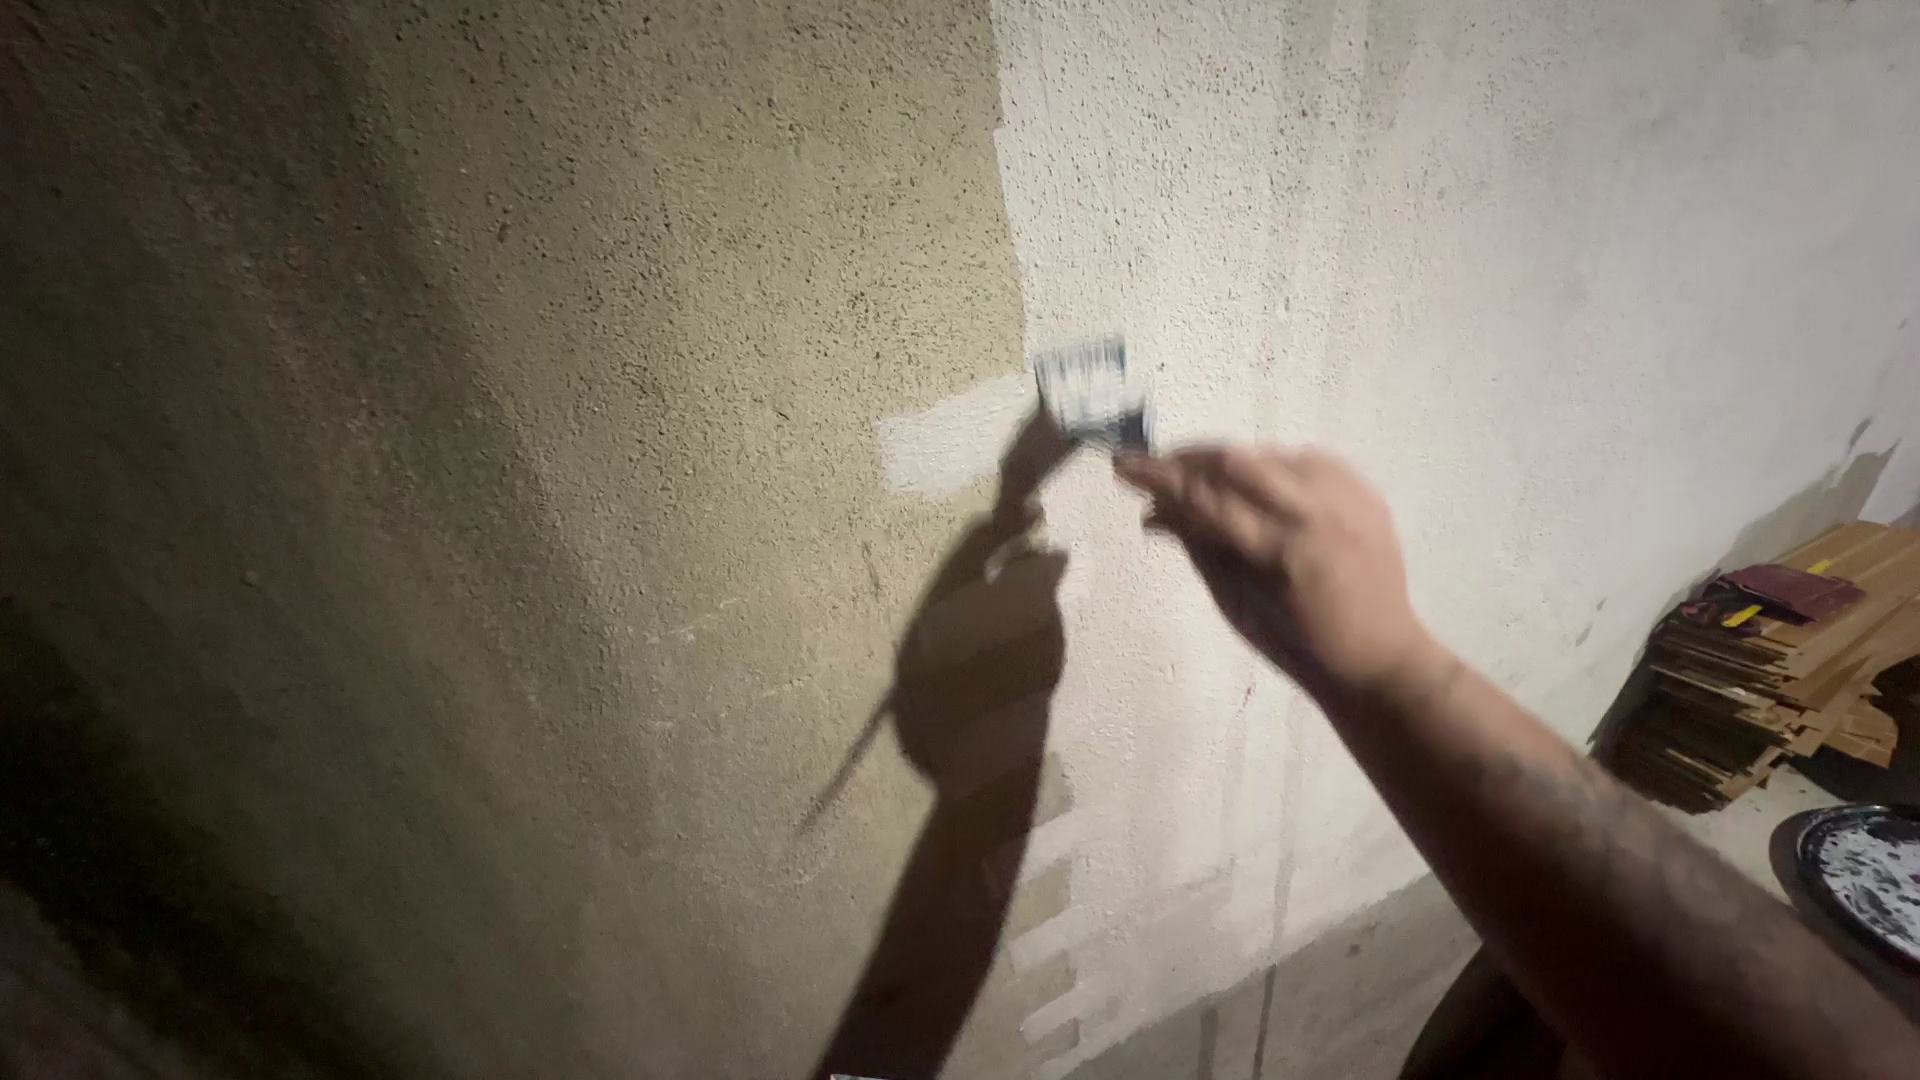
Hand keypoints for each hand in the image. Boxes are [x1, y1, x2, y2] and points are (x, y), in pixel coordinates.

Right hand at [1115, 445, 1436, 692]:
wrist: (1379, 654)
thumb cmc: (1296, 644)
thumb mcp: (1234, 602)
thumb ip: (1199, 546)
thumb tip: (1154, 510)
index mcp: (1280, 549)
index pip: (1204, 498)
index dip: (1159, 478)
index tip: (1122, 464)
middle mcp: (1316, 511)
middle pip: (1234, 460)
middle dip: (1187, 460)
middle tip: (1154, 469)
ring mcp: (1345, 496)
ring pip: (1267, 455)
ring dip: (1225, 465)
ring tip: (1199, 482)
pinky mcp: (1362, 489)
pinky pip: (1303, 460)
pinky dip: (1269, 468)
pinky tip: (1253, 487)